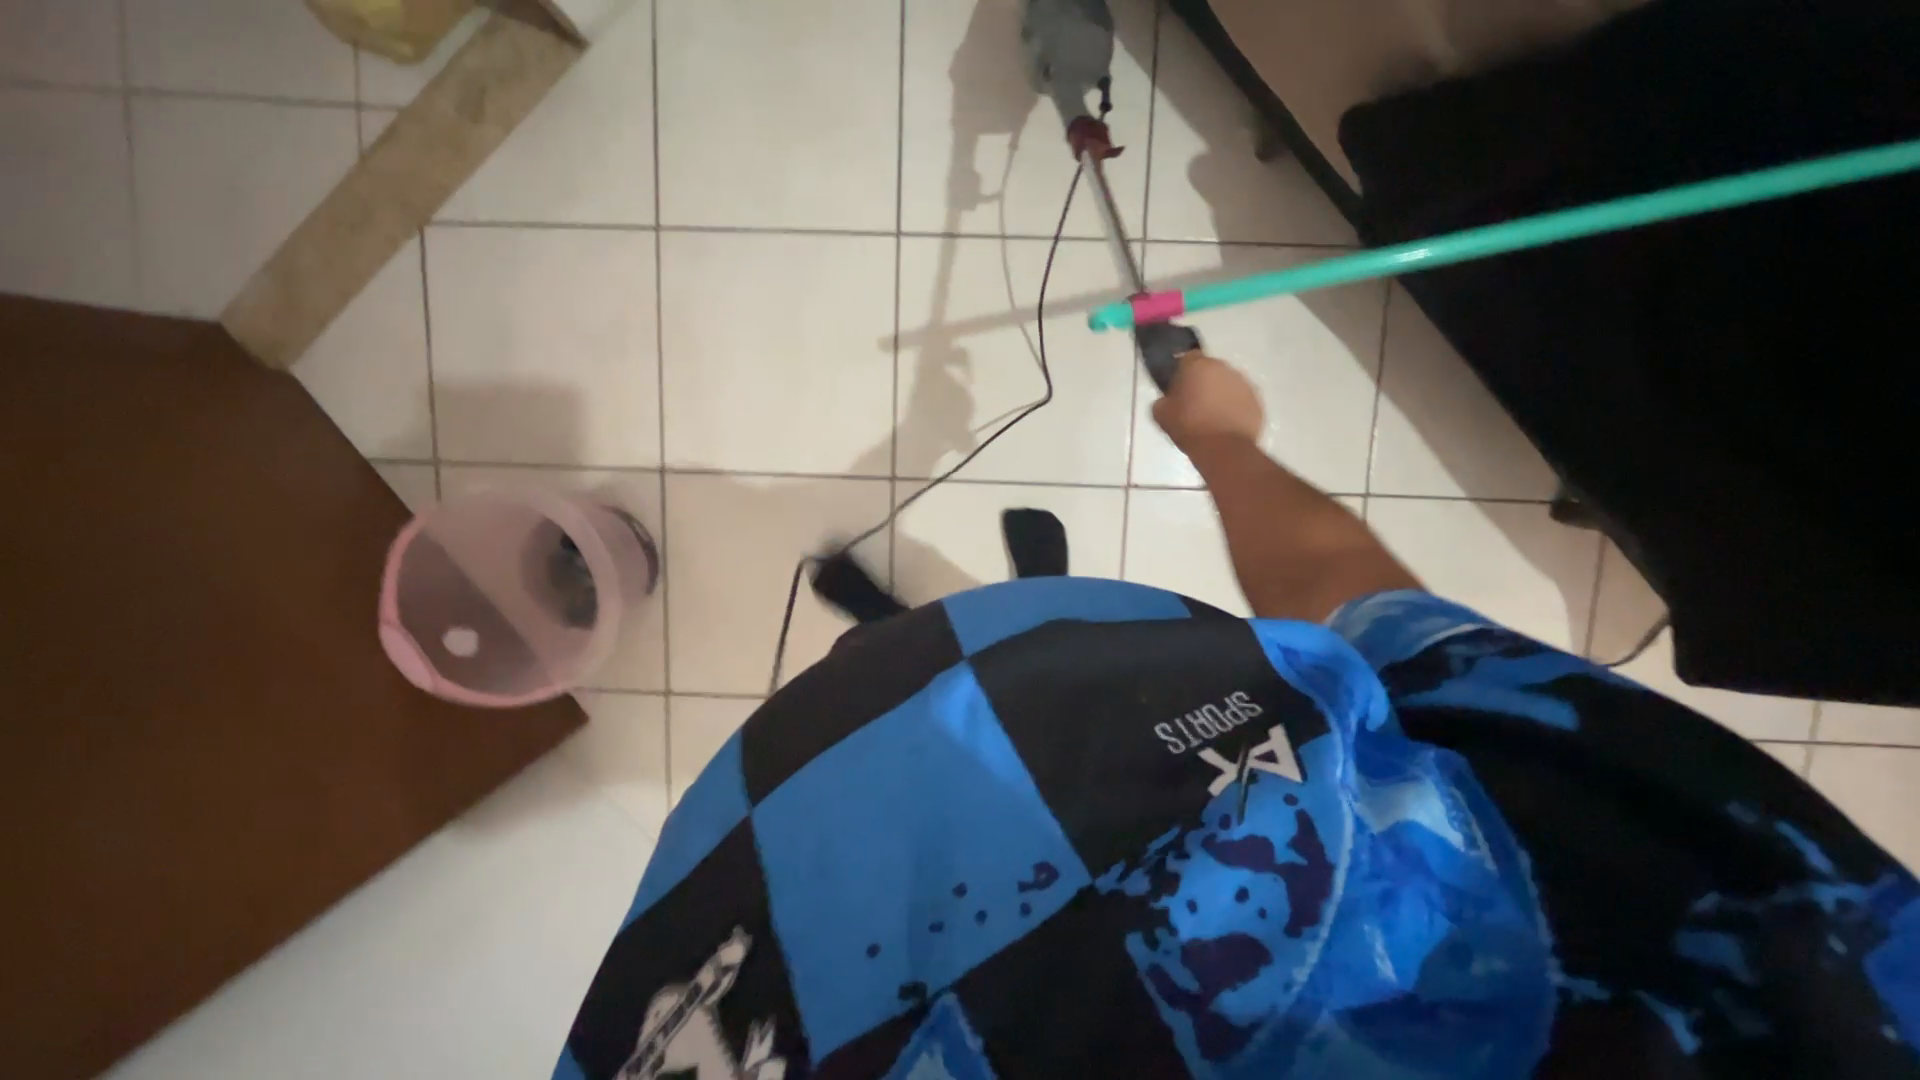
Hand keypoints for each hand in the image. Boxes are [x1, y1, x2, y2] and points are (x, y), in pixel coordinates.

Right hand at [1152, 352, 1263, 453]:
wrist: (1223, 449)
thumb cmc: (1189, 427)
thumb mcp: (1161, 415)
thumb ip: (1163, 400)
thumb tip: (1167, 400)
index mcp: (1197, 366)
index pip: (1187, 358)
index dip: (1182, 372)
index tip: (1178, 387)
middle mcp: (1223, 368)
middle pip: (1210, 369)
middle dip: (1203, 382)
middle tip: (1194, 402)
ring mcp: (1243, 383)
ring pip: (1227, 383)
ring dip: (1220, 394)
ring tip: (1212, 415)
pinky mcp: (1257, 400)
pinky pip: (1241, 399)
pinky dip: (1234, 407)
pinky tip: (1226, 424)